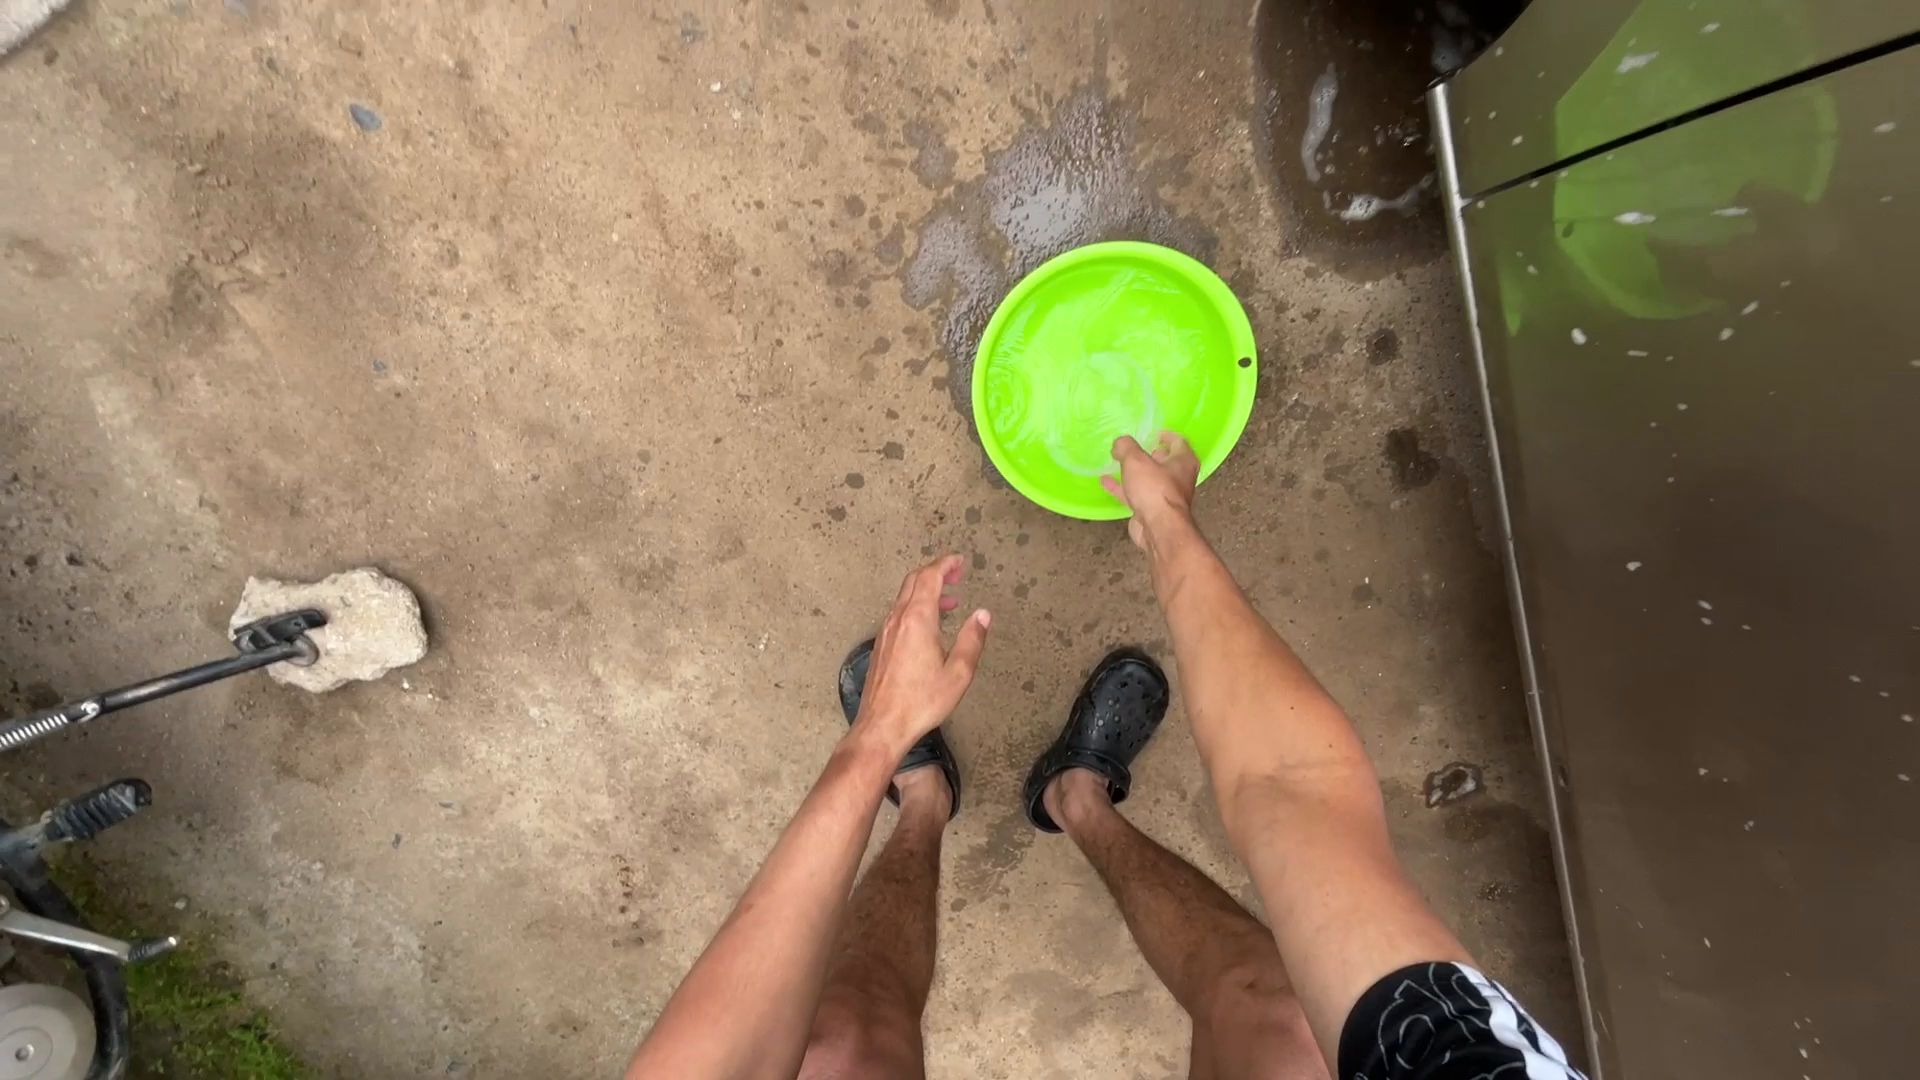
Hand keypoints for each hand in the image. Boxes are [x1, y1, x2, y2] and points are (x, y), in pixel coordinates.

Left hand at [853, 555, 991, 754]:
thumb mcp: (958, 673)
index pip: (929, 577)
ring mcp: (886, 631)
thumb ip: (973, 640)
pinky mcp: (882, 645)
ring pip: (905, 597)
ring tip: (950, 601)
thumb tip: (983, 615)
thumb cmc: (920, 702)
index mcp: (918, 619)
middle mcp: (898, 619)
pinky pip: (899, 613)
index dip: (945, 564)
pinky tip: (930, 626)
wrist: (883, 724)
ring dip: (927, 591)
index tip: (959, 561)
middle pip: (914, 581)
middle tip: (956, 573)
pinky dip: (916, 607)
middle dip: (935, 572)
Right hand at [1101, 433, 1199, 549]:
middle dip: (1150, 454)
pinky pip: (1136, 494)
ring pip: (1150, 479)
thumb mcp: (1136, 460)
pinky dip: (1123, 487)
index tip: (1151, 433)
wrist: (1158, 527)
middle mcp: (1179, 478)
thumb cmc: (1154, 489)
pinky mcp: (1152, 510)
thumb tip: (1119, 443)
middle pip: (1165, 461)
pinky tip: (1106, 482)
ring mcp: (1165, 495)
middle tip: (1134, 448)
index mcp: (1183, 461)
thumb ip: (1126, 447)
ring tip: (1118, 462)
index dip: (1165, 435)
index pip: (1178, 441)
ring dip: (1135, 472)